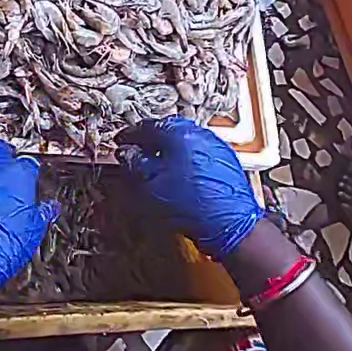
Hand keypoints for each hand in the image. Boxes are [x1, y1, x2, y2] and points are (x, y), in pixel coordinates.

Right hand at [119, 116, 262, 257]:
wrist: (231, 225)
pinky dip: (183, 156)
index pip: (146, 126)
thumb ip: (135, 164)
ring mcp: (214, 145)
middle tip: (136, 151)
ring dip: (167, 148)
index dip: (129, 135)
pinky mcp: (225, 160)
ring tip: (156, 163)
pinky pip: (197, 150)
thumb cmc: (189, 204)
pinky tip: (178, 171)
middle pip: (167, 129)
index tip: (120, 143)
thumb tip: (126, 152)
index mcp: (178, 133)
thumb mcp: (151, 185)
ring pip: (183, 139)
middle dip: (149, 139)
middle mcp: (198, 133)